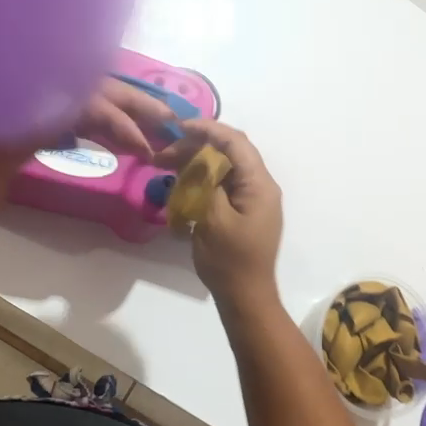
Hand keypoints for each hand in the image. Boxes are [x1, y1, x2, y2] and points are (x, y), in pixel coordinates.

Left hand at [0, 82, 175, 285]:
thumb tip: (84, 100)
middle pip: (71, 85)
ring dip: (102, 112)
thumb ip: (33, 130)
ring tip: (142, 128)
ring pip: (60, 100)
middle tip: (166, 122)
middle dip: (122, 103)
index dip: (119, 115)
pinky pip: (41, 117)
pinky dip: (74, 125)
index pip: (73, 93)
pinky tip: (92, 135)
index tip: (152, 144)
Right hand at [156, 120, 283, 313]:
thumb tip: (201, 160)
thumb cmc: (230, 261)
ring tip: (167, 167)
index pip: (236, 142)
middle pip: (230, 152)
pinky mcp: (244, 211)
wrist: (246, 297)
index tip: (178, 128)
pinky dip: (203, 180)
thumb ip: (208, 183)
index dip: (208, 129)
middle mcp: (261, 186)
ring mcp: (254, 199)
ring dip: (197, 163)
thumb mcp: (213, 219)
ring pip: (225, 167)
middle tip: (164, 154)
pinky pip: (224, 185)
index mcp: (259, 184)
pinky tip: (181, 186)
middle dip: (197, 147)